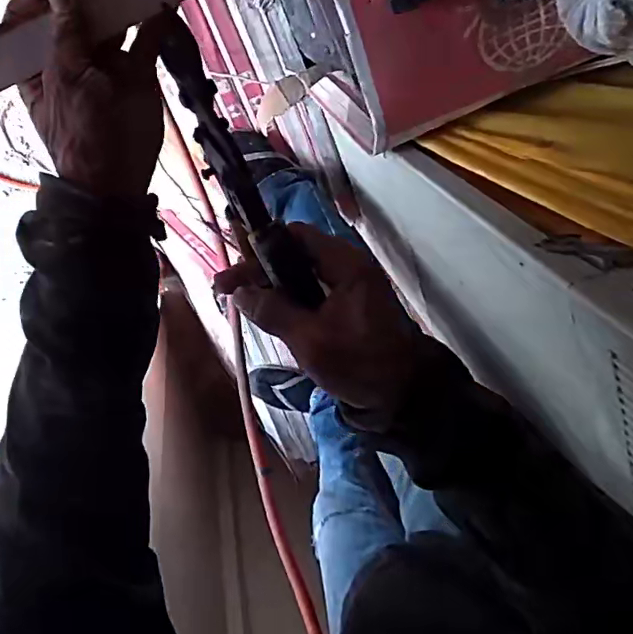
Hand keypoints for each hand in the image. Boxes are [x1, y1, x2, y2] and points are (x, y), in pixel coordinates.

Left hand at [2, 0, 173, 199]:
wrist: (115, 182)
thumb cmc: (81, 135)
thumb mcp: (66, 82)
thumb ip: (66, 35)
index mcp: (40, 62)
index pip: (32, 18)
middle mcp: (71, 56)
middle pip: (79, 7)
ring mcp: (107, 63)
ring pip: (115, 16)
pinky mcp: (138, 72)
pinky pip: (147, 38)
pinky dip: (156, 17)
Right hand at [214, 223, 433, 414]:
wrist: (405, 398)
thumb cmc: (361, 365)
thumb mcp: (311, 341)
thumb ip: (273, 312)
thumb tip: (239, 293)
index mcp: (345, 264)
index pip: (294, 236)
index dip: (260, 248)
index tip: (235, 273)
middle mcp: (346, 265)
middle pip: (293, 253)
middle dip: (258, 269)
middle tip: (227, 290)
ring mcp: (347, 284)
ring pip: (298, 273)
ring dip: (270, 285)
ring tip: (241, 301)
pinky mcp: (346, 303)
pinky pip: (309, 290)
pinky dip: (286, 298)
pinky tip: (267, 312)